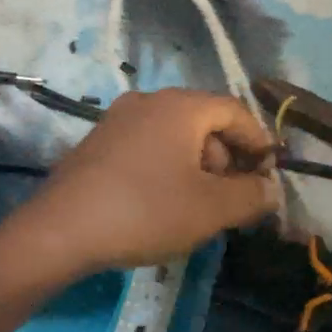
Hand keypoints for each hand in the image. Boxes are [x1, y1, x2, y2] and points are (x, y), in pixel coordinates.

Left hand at [14, 90, 278, 273]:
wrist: (61, 230)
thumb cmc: (145, 211)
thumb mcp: (211, 209)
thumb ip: (250, 195)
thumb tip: (270, 188)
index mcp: (179, 106)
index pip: (234, 110)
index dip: (258, 141)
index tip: (268, 176)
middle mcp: (146, 101)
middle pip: (203, 121)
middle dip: (225, 158)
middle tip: (231, 199)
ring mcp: (116, 120)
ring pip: (172, 136)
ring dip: (195, 167)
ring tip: (197, 208)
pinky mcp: (96, 144)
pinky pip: (145, 147)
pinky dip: (164, 169)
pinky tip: (160, 205)